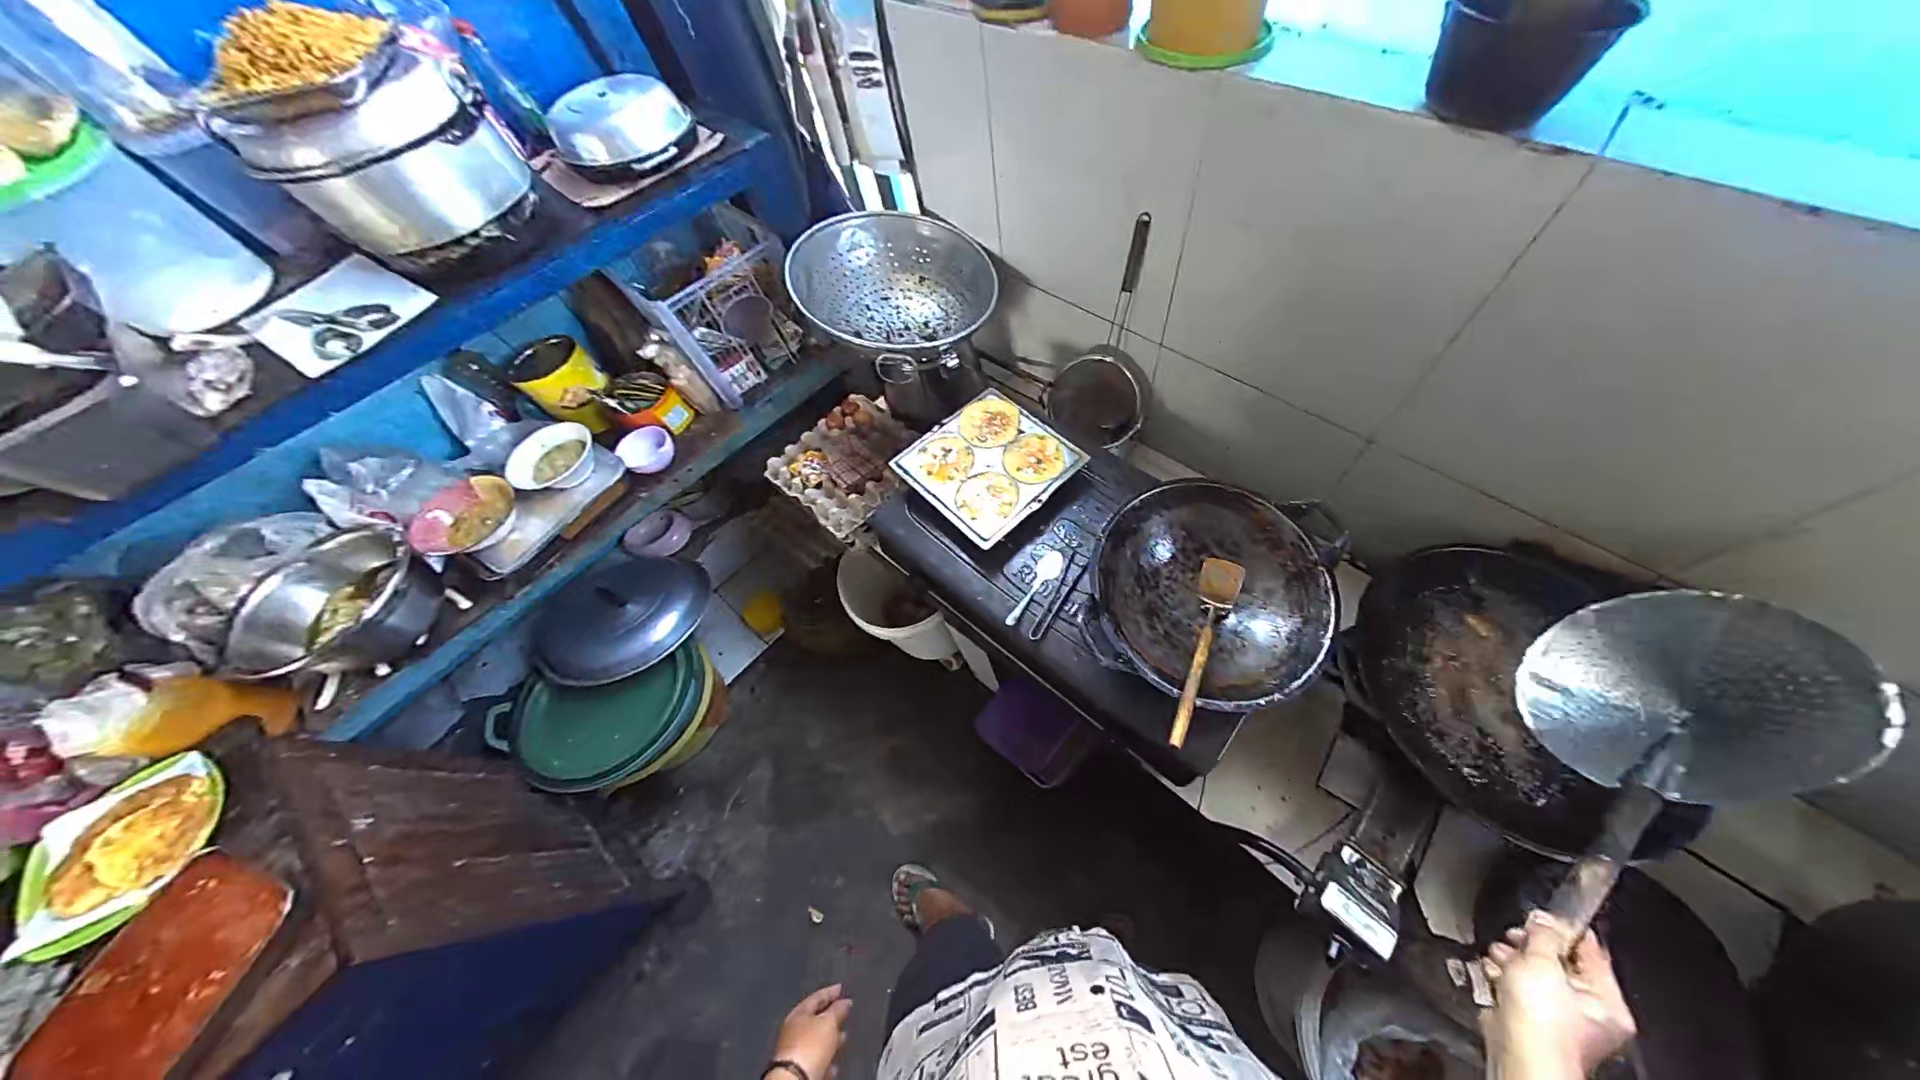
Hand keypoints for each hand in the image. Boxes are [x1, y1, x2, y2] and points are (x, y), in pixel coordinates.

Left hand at [771, 984, 852, 1079]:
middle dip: (831, 1016)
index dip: (830, 992)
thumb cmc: (811, 1046)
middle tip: (845, 1012)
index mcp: (798, 1013)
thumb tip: (845, 1002)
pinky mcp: (798, 1069)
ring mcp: (794, 1050)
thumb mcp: (828, 1023)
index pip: (817, 997)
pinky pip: (816, 1060)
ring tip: (844, 1038)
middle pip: (815, 1018)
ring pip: (816, 1040)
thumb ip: (838, 1010)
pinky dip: (826, 1059)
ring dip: (830, 1039)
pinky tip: (834, 1065)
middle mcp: (793, 1030)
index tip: (842, 988)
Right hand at [1481, 912, 1635, 1079]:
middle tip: (1515, 938)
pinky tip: (1493, 974)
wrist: (1517, 1053)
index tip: (1541, 915)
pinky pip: (1517, 989)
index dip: (1564, 930)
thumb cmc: (1541, 1019)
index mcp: (1606, 1001)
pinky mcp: (1530, 1021)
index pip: (1591, 952)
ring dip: (1512, 960)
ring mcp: (1558, 1018)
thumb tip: (1544, 920)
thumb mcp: (1542, 963)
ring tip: (1499, 958)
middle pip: (1559, 962)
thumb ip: (1544, 936)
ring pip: (1534, 975)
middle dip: (1531, 947)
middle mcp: (1588, 1012)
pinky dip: (1503, 978)